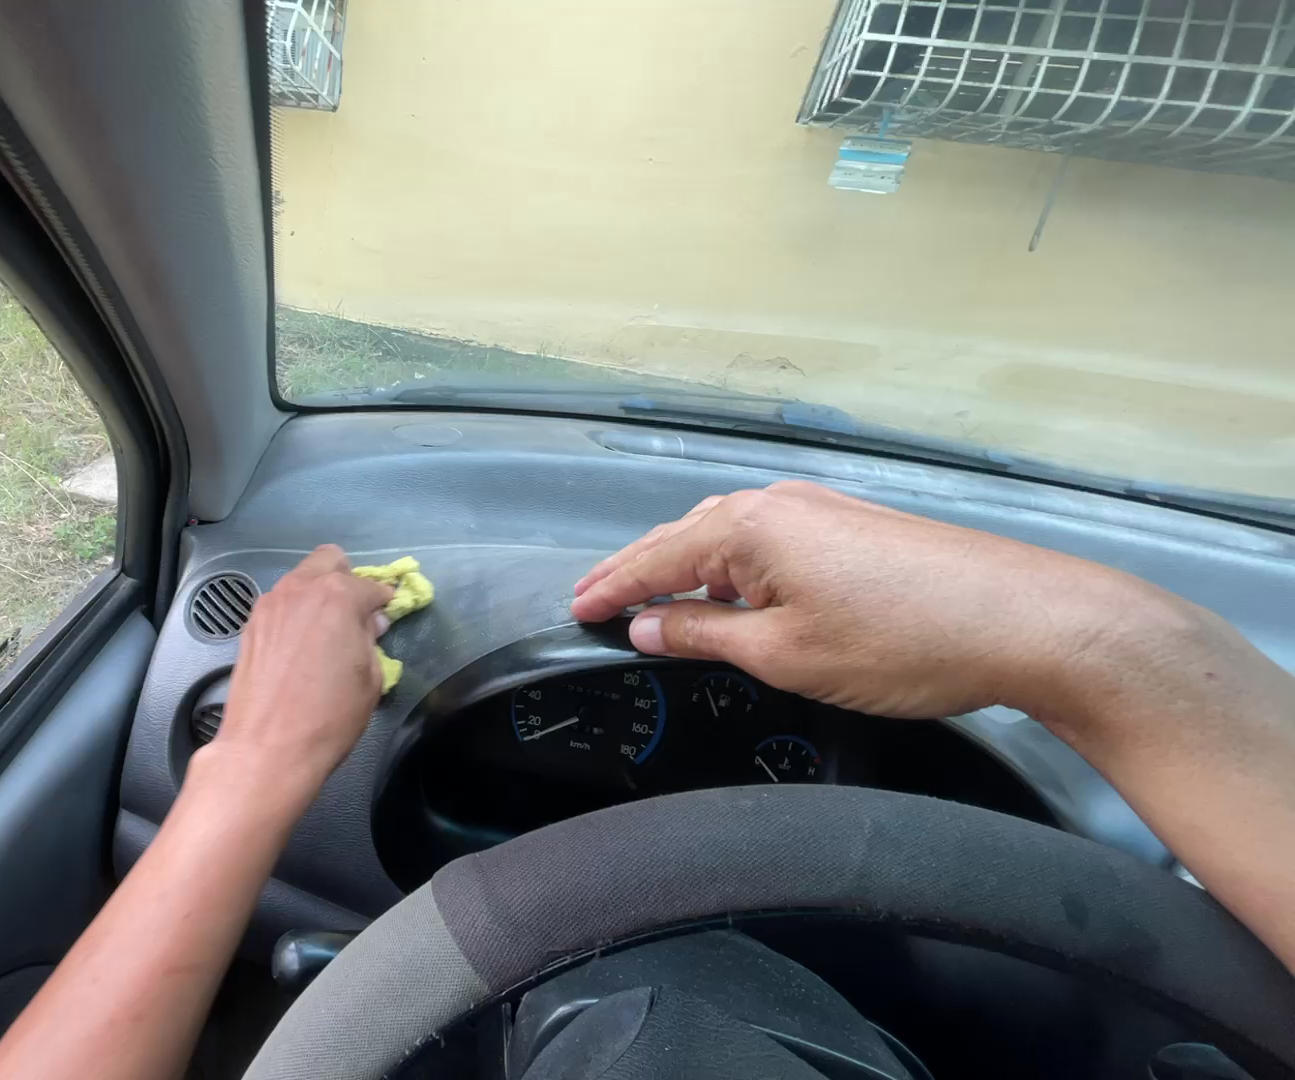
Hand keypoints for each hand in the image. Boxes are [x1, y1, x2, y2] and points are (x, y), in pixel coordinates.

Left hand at [202, 546, 393, 807]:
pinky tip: (300, 645)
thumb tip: (369, 623)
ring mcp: (270, 604)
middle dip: (347, 578)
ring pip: (301, 579)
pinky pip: (281, 604)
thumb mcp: (370, 679)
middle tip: (354, 612)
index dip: (384, 601)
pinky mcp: (250, 625)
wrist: (267, 748)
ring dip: (318, 594)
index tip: (388, 613)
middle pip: (329, 560)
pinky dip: (295, 613)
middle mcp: (301, 588)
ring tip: (326, 631)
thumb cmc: (329, 717)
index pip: (371, 585)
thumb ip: (371, 640)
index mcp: (338, 596)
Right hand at [569, 481, 1242, 728]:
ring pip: (720, 535)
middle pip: (680, 537)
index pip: (654, 559)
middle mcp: (772, 504)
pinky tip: (724, 586)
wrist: (1042, 623)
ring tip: (648, 593)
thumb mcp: (782, 652)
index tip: (575, 609)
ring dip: (680, 566)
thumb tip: (645, 627)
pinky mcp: (846, 522)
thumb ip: (700, 635)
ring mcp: (813, 508)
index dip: (610, 588)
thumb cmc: (899, 642)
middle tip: (594, 597)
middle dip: (635, 570)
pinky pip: (759, 539)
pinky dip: (724, 564)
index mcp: (746, 529)